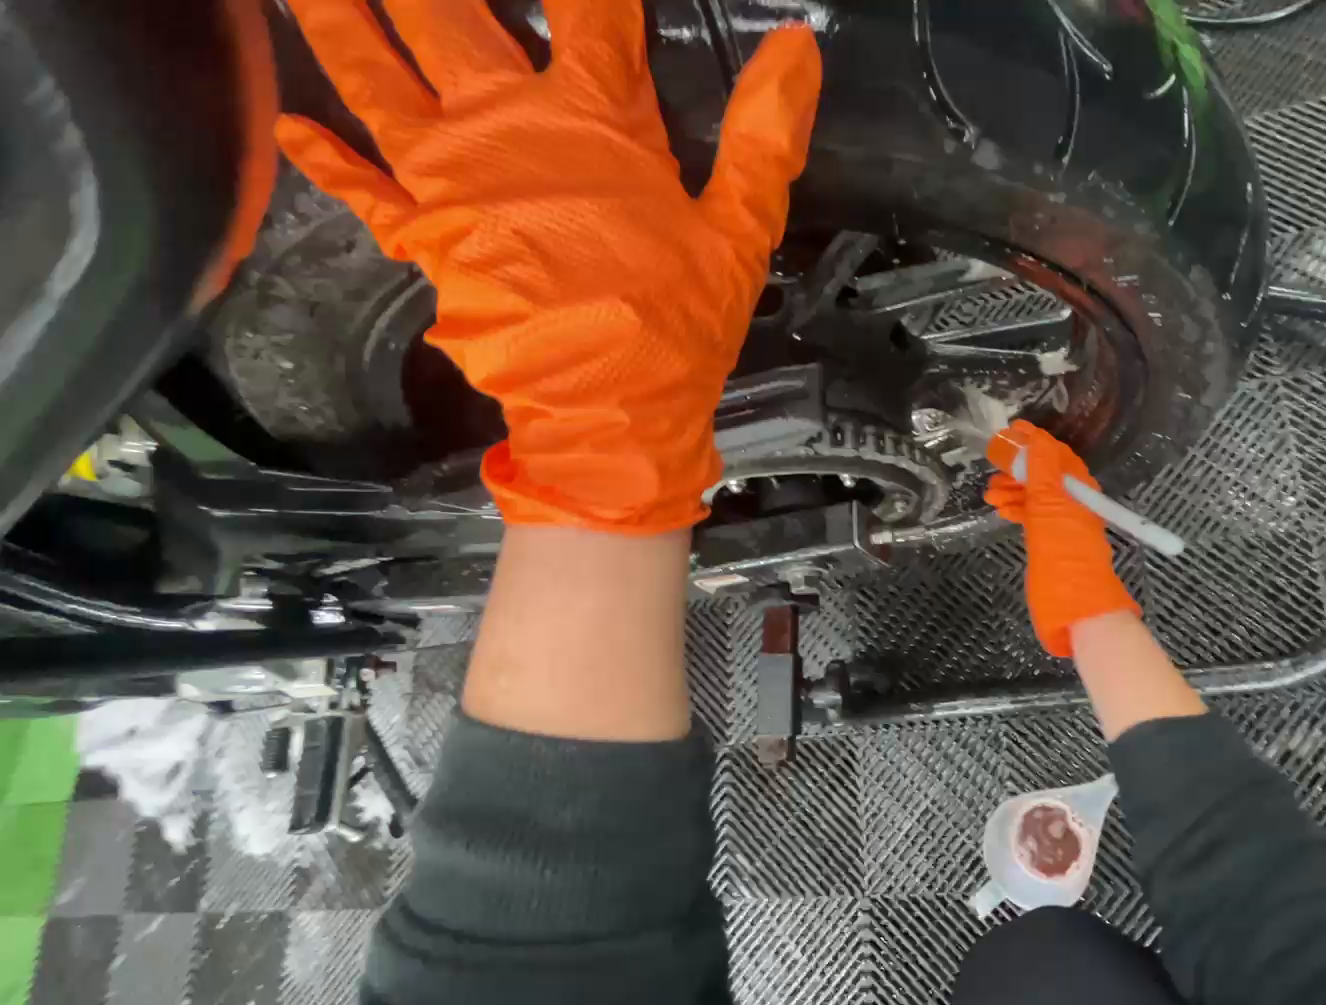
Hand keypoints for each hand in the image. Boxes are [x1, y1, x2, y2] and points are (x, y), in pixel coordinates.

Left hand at [275, 0, 821, 532]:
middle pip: (450, 14)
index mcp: (594, 123)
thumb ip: (764, 139)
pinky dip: (325, 160)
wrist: (610, 412)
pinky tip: (293, 126)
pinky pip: (364, 193)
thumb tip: (799, 44)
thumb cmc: (679, 326)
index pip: (589, 12)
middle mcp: (505, 130)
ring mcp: (451, 181)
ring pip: (374, 77)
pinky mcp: (427, 242)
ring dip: (339, 18)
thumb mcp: (742, 235)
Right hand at [985, 420, 1141, 656]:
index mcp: (1079, 488)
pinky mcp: (1051, 542)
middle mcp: (1072, 501)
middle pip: (1043, 474)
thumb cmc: (1064, 552)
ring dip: (1013, 490)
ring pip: (1035, 496)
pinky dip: (1017, 510)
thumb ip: (1041, 471)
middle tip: (992, 466)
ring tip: (989, 495)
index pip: (1055, 454)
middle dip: (1017, 468)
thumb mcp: (1050, 505)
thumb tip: (1034, 438)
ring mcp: (1062, 523)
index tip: (1008, 431)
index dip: (1033, 441)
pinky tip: (1001, 511)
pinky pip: (1033, 516)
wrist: (1075, 604)